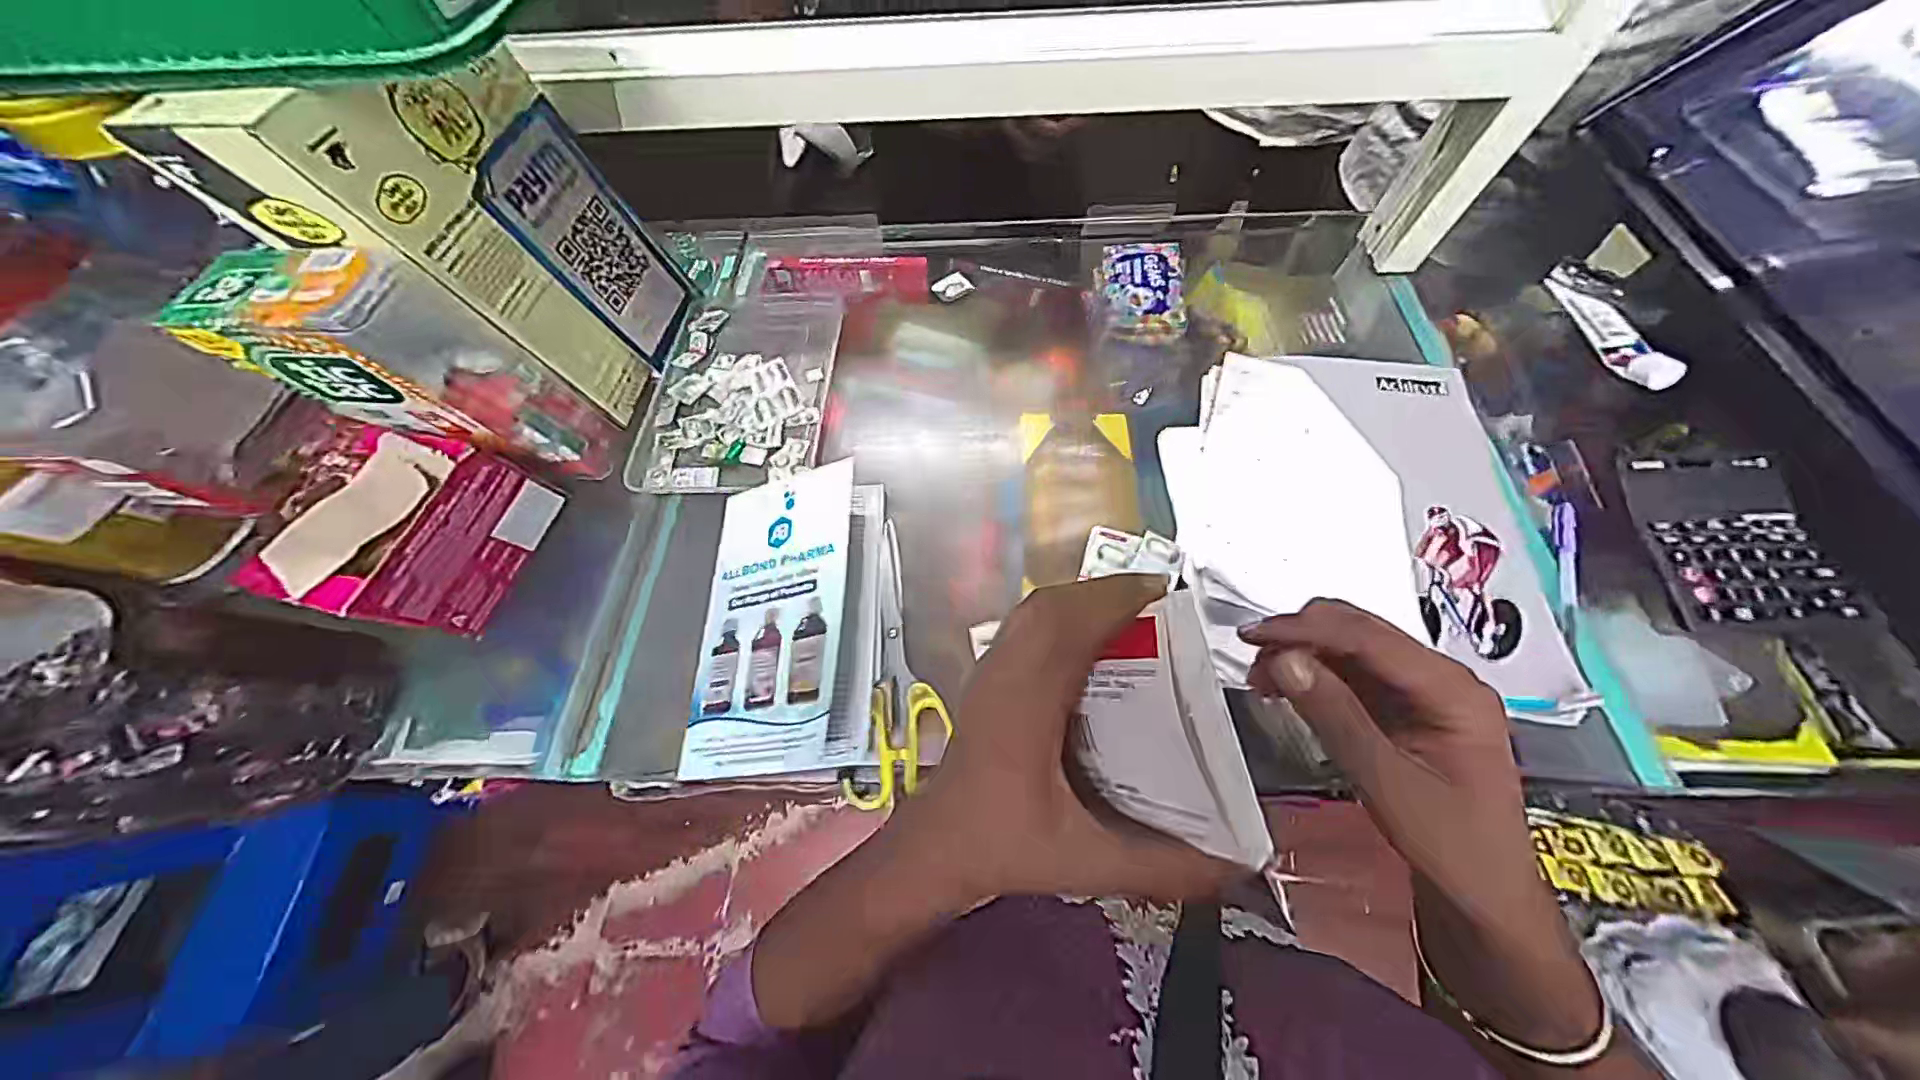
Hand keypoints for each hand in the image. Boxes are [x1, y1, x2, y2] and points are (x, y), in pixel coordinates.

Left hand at [892, 574, 1238, 903]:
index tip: (1161, 591)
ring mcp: (989, 671)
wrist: (938, 843)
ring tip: (1129, 609)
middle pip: (1049, 607)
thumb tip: (1231, 865)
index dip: (1114, 600)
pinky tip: (1088, 635)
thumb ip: (1159, 867)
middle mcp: (1003, 676)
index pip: (1067, 629)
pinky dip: (1060, 613)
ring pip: (1033, 611)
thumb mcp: (1084, 861)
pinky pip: (1024, 624)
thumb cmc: (1001, 844)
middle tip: (1155, 598)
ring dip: (1081, 598)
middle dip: (1104, 591)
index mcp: (1026, 707)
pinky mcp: (987, 676)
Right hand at [1237, 599, 1539, 922]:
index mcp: (1454, 692)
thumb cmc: (1454, 847)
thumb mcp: (1387, 782)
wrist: (1486, 896)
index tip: (1256, 634)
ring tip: (1263, 676)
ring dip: (1304, 652)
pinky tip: (1288, 686)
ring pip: (1351, 647)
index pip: (1368, 638)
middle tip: (1254, 656)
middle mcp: (1442, 680)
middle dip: (1302, 636)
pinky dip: (1314, 672)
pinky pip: (1351, 672)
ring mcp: (1424, 692)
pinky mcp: (1404, 707)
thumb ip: (1335, 716)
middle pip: (1361, 631)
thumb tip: (1286, 661)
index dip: (1305, 630)